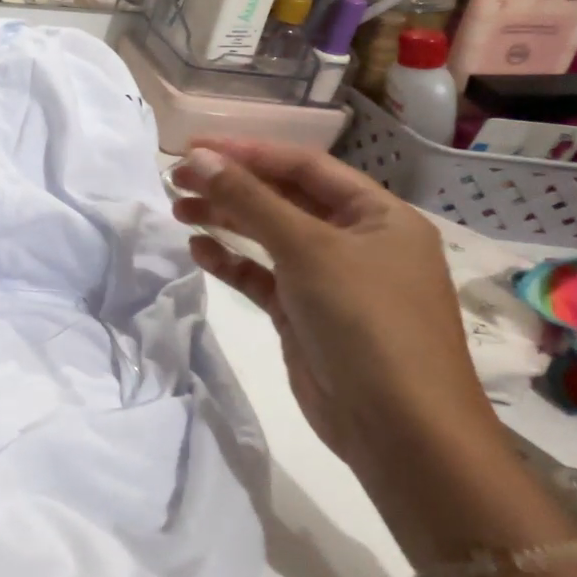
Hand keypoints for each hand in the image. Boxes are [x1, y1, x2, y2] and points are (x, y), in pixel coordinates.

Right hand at [170, 138, 498, 466]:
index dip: (248, 152)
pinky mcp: (304, 314)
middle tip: (175, 179)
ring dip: (224, 219)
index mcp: (379, 217)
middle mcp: (358, 242)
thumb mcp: (307, 249)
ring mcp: (331, 280)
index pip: (305, 167)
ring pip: (268, 235)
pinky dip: (230, 260)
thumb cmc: (366, 321)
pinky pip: (260, 275)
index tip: (191, 148)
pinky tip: (198, 251)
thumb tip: (197, 158)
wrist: (401, 429)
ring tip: (178, 209)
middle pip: (283, 198)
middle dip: (230, 186)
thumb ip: (249, 199)